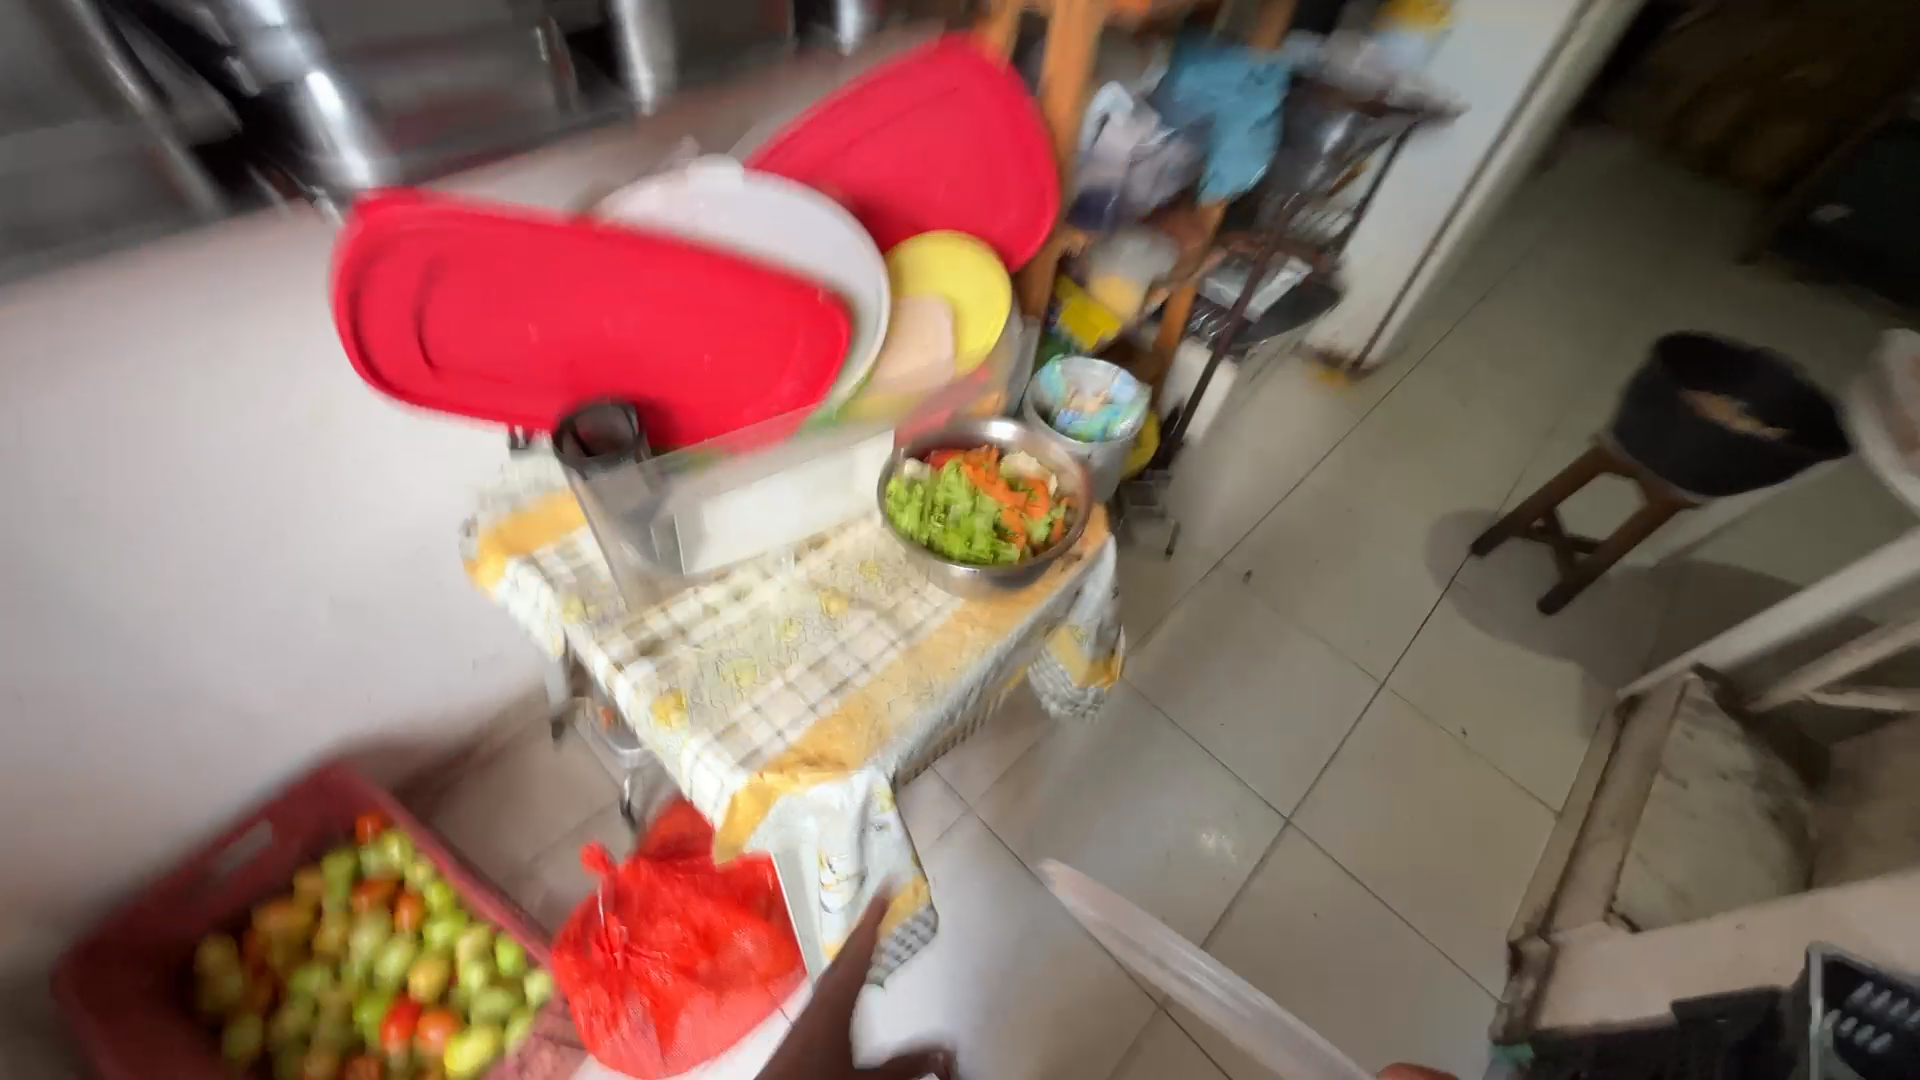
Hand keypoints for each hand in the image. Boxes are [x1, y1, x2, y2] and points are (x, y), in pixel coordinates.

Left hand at [757, 894, 957, 1079]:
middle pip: (848, 949)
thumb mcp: (866, 1075)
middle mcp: (823, 993)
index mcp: (838, 997)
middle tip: (884, 896)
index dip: (875, 914)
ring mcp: (812, 1005)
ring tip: (872, 925)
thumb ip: (905, 1062)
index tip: (887, 884)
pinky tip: (850, 972)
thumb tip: (945, 1047)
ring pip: (838, 962)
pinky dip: (847, 961)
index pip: (861, 946)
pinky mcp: (807, 1018)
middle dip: (867, 921)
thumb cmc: (818, 1078)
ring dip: (856, 941)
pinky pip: (832, 976)